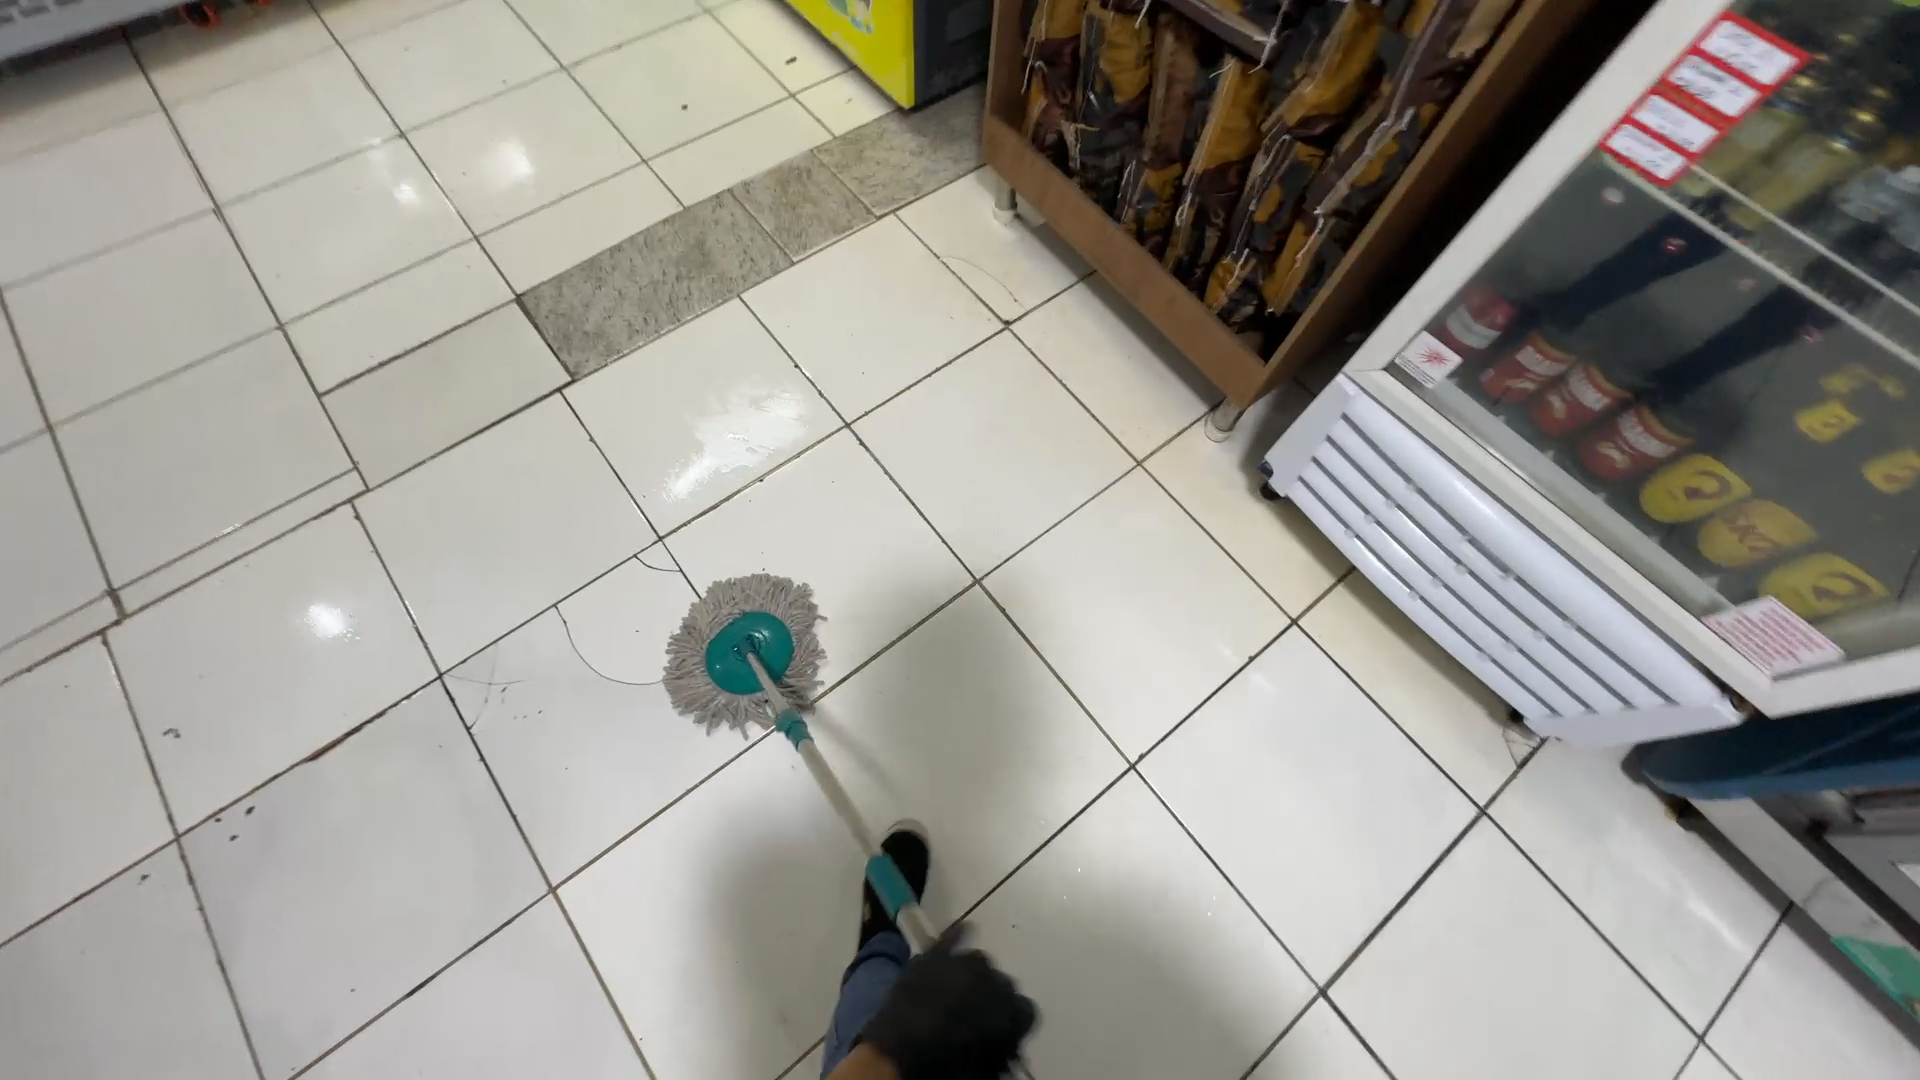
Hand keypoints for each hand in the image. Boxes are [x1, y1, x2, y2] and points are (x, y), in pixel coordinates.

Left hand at [858, 924, 1036, 1079]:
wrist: (897, 1056)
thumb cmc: (945, 1066)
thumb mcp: (982, 1067)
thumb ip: (1000, 1051)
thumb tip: (1003, 1049)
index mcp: (1006, 1007)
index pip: (1025, 1010)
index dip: (1014, 1026)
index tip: (1003, 1038)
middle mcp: (990, 977)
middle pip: (1002, 984)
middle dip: (994, 1000)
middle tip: (979, 1020)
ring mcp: (959, 961)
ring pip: (978, 962)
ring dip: (974, 976)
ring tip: (961, 995)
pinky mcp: (932, 955)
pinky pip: (950, 938)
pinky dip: (958, 935)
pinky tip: (965, 930)